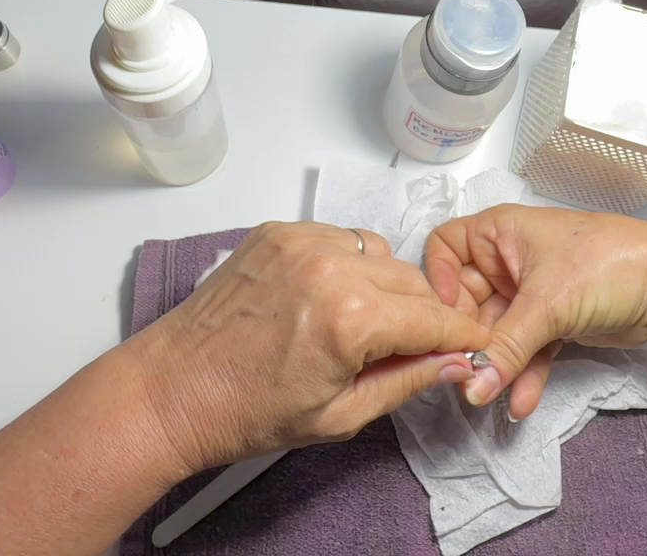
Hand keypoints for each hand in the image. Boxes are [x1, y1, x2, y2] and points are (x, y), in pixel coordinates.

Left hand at [133, 221, 490, 473]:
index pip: (432, 318)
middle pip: (412, 279)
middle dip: (422, 313)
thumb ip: (407, 380)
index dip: (460, 334)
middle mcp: (330, 264)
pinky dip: (346, 262)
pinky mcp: (279, 230)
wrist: (174, 388)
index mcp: (349, 317)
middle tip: (412, 343)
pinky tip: (326, 295)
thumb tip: (454, 361)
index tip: (473, 340)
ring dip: (384, 283)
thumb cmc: (246, 410)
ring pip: (379, 251)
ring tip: (360, 320)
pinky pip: (338, 237)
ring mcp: (302, 240)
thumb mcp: (340, 415)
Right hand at [424, 205, 646, 417]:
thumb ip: (505, 347)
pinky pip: (525, 347)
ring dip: (496, 363)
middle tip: (464, 373)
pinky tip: (521, 402)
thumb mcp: (546, 303)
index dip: (437, 280)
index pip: (446, 247)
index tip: (442, 319)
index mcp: (500, 231)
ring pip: (497, 329)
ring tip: (491, 395)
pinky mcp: (552, 320)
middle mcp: (509, 258)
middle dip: (467, 337)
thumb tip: (472, 385)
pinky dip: (522, 372)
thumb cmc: (605, 263)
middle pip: (468, 297)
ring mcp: (530, 290)